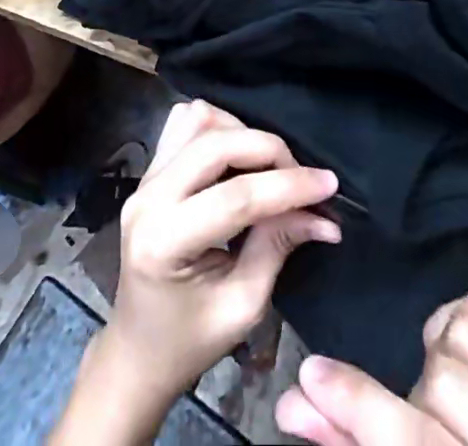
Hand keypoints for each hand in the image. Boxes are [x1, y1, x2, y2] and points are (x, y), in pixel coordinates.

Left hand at [55, 101, 338, 445]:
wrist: (138, 347)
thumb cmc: (190, 339)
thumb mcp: (243, 305)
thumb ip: (278, 247)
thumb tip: (323, 214)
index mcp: (164, 242)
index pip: (235, 196)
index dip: (288, 186)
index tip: (330, 185)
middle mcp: (147, 198)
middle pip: (215, 144)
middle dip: (269, 150)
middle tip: (303, 179)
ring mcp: (143, 179)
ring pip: (197, 122)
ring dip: (242, 134)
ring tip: (270, 168)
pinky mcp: (149, 171)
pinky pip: (184, 125)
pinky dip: (220, 129)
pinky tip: (240, 158)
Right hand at [276, 293, 467, 445]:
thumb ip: (348, 442)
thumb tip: (292, 402)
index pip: (415, 441)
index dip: (359, 404)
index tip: (312, 372)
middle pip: (448, 380)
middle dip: (418, 388)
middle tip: (415, 409)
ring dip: (445, 353)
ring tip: (444, 387)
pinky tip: (466, 360)